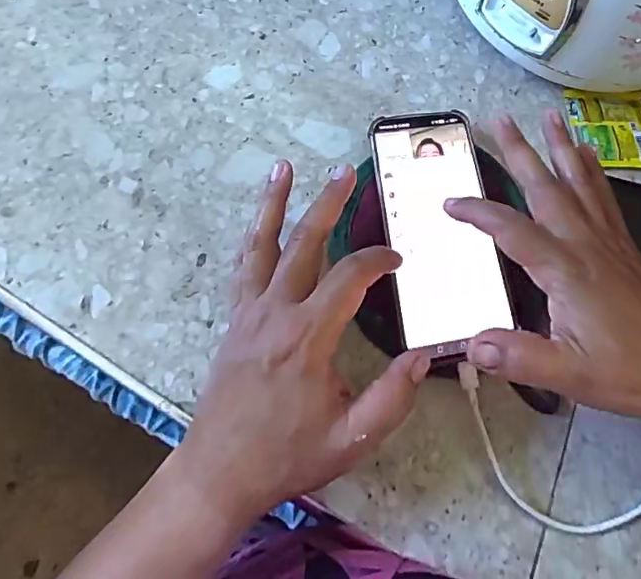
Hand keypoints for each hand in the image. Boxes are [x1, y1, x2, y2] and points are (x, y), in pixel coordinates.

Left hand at [167, 160, 429, 518]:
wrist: (218, 474)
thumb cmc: (286, 456)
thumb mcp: (350, 439)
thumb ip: (391, 398)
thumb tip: (423, 355)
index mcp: (307, 337)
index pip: (349, 277)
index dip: (377, 260)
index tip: (397, 261)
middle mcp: (276, 312)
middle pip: (305, 243)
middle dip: (328, 204)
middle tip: (345, 172)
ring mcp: (249, 311)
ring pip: (264, 244)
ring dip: (275, 202)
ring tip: (283, 167)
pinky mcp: (235, 317)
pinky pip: (244, 266)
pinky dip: (254, 235)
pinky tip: (260, 218)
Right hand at [444, 112, 640, 434]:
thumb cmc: (630, 373)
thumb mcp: (569, 375)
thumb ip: (518, 358)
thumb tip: (471, 345)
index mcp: (565, 270)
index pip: (511, 230)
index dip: (478, 212)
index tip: (451, 203)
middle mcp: (584, 244)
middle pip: (546, 188)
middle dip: (521, 152)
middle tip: (503, 120)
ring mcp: (607, 240)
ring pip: (578, 182)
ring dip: (561, 147)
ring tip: (550, 117)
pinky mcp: (623, 245)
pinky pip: (603, 196)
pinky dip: (592, 170)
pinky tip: (589, 153)